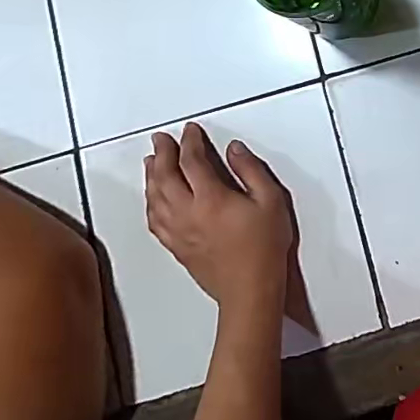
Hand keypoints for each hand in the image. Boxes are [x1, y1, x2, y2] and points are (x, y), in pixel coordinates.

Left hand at [145, 123, 295, 332]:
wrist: (250, 288)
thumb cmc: (265, 245)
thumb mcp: (270, 199)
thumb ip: (250, 170)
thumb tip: (233, 150)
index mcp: (211, 199)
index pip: (192, 162)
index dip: (189, 142)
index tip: (190, 130)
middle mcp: (188, 213)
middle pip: (165, 177)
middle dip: (162, 154)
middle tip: (161, 139)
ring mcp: (178, 232)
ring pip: (155, 198)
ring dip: (151, 176)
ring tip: (151, 161)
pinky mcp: (176, 247)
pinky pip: (154, 220)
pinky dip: (149, 203)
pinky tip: (152, 198)